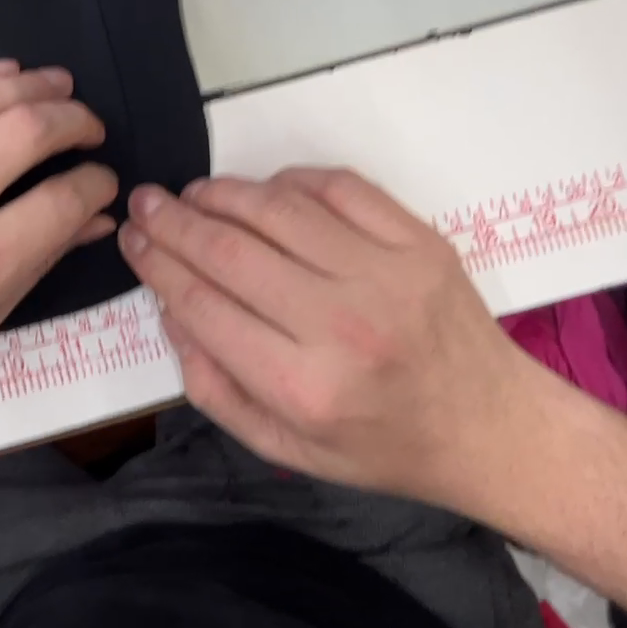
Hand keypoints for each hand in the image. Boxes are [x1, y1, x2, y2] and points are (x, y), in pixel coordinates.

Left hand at [0, 60, 117, 437]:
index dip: (95, 182)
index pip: (61, 199)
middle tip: (90, 124)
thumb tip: (97, 213)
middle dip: (74, 118)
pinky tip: (0, 74)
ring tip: (57, 83)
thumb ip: (43, 257)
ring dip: (29, 83)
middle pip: (26, 131)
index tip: (101, 179)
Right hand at [118, 169, 536, 505]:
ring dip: (221, 193)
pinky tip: (264, 191)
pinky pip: (335, 186)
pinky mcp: (418, 240)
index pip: (200, 304)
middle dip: (173, 221)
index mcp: (301, 386)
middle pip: (229, 250)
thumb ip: (213, 387)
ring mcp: (385, 274)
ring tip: (194, 194)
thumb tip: (169, 309)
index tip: (132, 238)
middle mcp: (340, 325)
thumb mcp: (283, 448)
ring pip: (275, 208)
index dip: (155, 263)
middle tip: (145, 202)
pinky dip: (287, 180)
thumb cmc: (379, 445)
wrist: (494, 429)